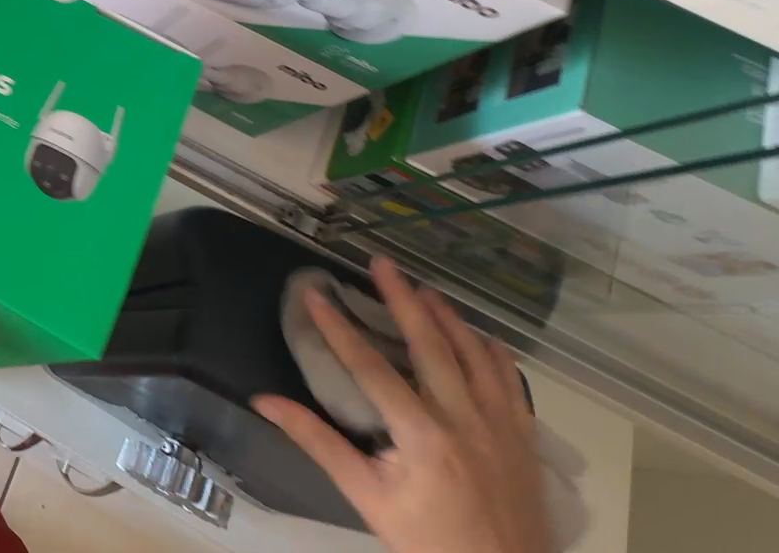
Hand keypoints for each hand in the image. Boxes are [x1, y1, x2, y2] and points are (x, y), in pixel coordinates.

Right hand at [253, 258, 551, 552]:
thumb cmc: (427, 541)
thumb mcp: (365, 496)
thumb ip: (318, 442)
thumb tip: (264, 401)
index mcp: (422, 435)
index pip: (370, 367)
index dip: (338, 326)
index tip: (315, 292)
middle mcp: (465, 421)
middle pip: (431, 347)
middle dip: (404, 300)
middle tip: (383, 263)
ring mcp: (502, 428)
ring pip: (475, 357)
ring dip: (448, 318)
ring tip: (424, 288)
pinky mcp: (525, 440)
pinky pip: (511, 384)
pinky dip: (493, 353)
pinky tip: (480, 335)